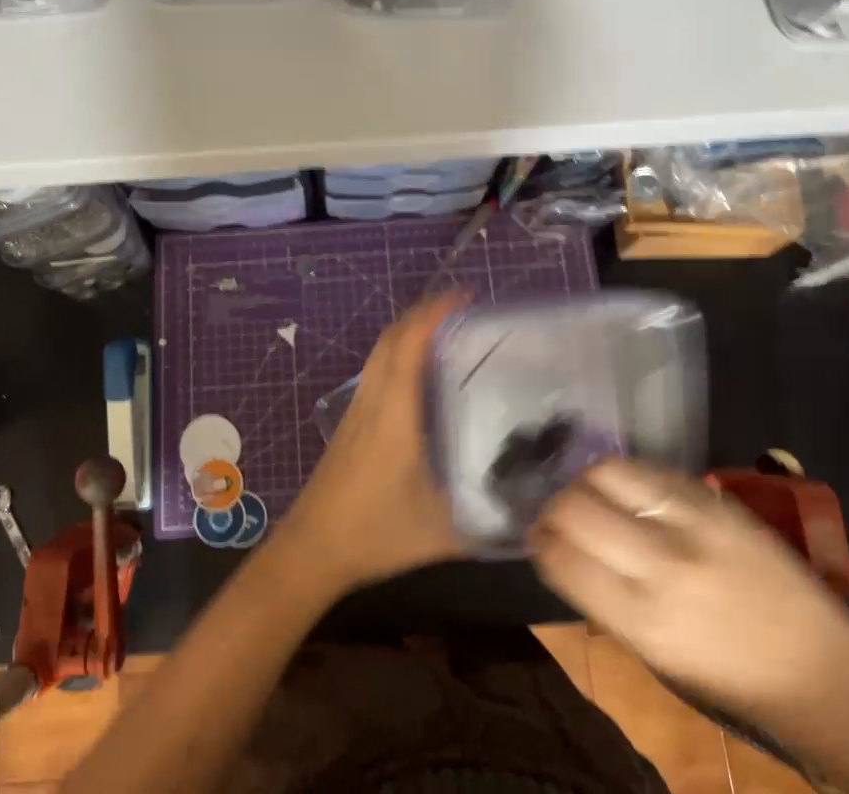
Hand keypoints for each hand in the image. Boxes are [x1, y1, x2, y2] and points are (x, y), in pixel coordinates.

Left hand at [279, 294, 466, 591]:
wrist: (310, 550)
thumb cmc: (373, 535)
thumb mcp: (443, 533)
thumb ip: (491, 520)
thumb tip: (538, 509)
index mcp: (394, 416)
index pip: (409, 346)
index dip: (434, 314)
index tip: (466, 298)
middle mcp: (372, 403)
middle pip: (390, 339)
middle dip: (424, 314)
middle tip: (465, 311)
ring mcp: (355, 413)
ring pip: (379, 355)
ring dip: (408, 334)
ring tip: (448, 335)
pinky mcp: (348, 426)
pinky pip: (374, 373)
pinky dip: (397, 356)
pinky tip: (420, 379)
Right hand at [531, 460, 848, 725]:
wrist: (815, 668)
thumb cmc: (725, 676)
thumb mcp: (651, 653)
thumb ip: (603, 598)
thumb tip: (562, 551)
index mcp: (640, 617)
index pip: (562, 557)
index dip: (540, 542)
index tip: (538, 539)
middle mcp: (663, 564)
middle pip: (577, 507)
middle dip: (554, 508)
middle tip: (557, 515)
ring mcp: (694, 526)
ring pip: (610, 472)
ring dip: (586, 481)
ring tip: (590, 494)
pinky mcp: (719, 503)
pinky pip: (654, 470)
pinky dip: (630, 476)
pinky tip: (630, 491)